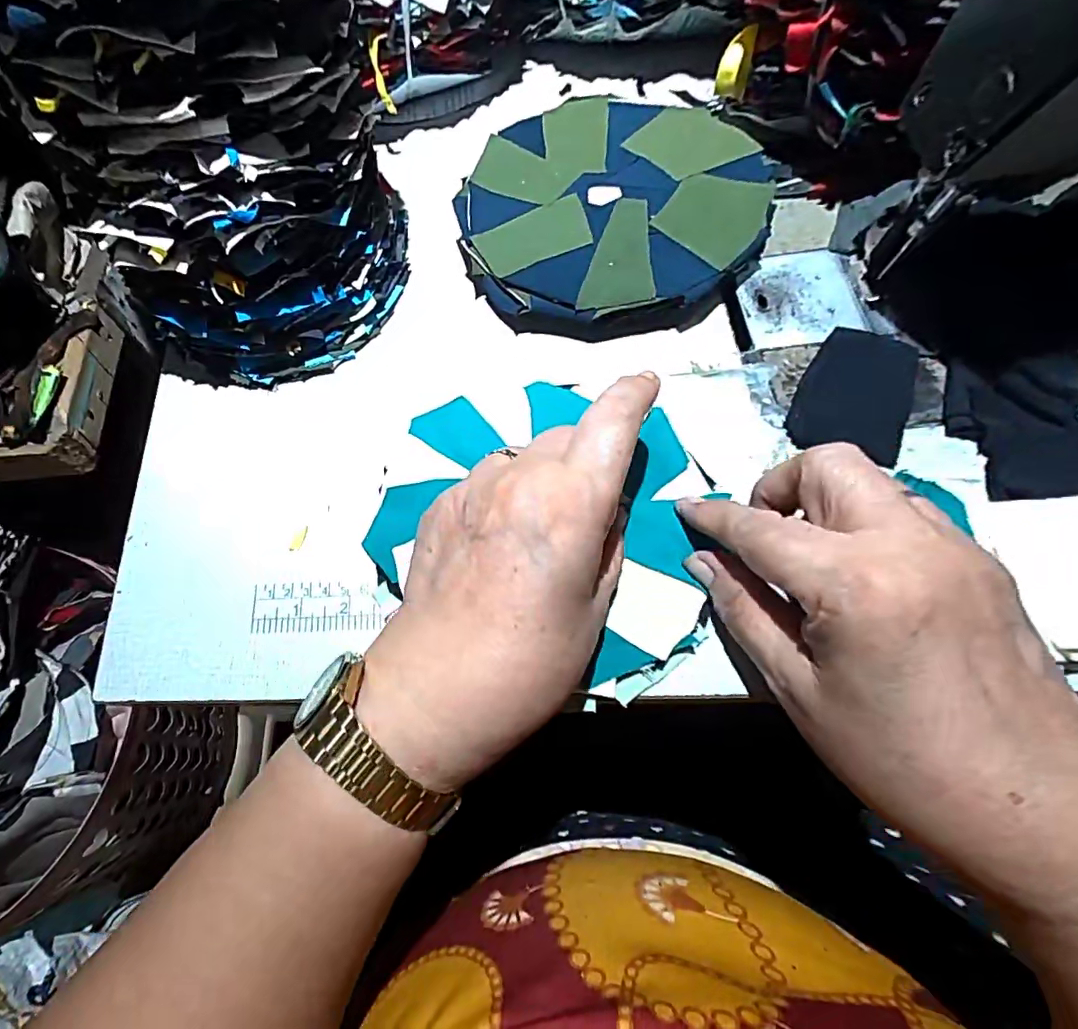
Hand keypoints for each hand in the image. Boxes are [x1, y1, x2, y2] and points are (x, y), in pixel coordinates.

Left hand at [356, 373, 657, 792]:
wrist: (432, 692)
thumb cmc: (531, 663)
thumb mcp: (595, 607)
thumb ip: (607, 540)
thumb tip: (607, 504)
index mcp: (568, 502)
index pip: (609, 423)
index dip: (632, 396)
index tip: (645, 384)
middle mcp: (518, 478)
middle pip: (566, 435)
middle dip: (590, 451)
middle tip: (594, 499)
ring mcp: (471, 488)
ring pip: (525, 455)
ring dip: (546, 473)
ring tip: (543, 527)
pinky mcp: (440, 505)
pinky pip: (490, 480)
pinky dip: (509, 493)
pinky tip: (500, 542)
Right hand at [674, 444, 1077, 906]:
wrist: (1038, 801)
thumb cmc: (899, 761)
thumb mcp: (799, 692)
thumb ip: (746, 613)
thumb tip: (707, 563)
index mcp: (853, 583)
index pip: (762, 526)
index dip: (715, 516)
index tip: (688, 509)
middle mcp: (907, 542)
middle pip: (827, 463)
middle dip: (779, 486)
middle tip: (763, 538)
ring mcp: (953, 544)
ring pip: (871, 481)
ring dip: (825, 502)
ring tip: (810, 561)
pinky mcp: (982, 559)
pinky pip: (907, 513)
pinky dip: (868, 525)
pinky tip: (863, 582)